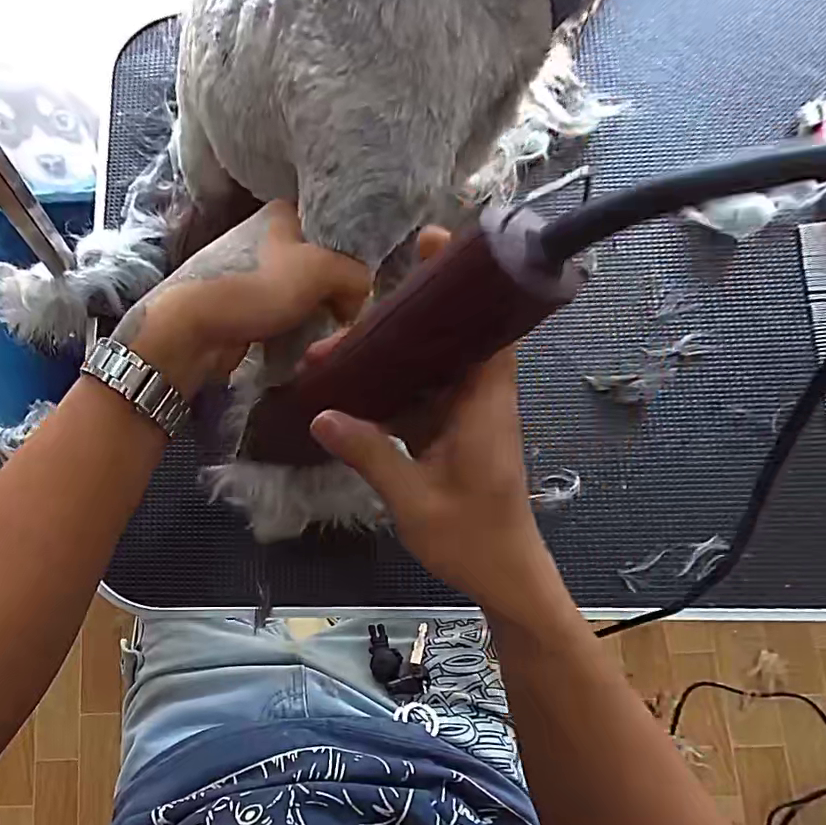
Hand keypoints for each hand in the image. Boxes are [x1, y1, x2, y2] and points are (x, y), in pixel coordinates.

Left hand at [110, 201, 371, 393]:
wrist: (192, 328)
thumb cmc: (256, 287)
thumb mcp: (322, 269)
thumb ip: (357, 275)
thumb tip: (360, 299)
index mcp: (285, 211)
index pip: (339, 230)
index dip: (355, 262)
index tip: (360, 294)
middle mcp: (269, 237)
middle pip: (324, 268)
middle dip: (336, 300)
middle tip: (340, 326)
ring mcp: (254, 274)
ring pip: (305, 298)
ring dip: (316, 323)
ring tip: (318, 344)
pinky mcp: (244, 308)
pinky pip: (284, 320)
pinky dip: (294, 335)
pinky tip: (298, 351)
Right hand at [307, 231, 563, 617]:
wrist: (503, 577)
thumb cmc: (471, 540)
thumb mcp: (413, 499)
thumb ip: (370, 454)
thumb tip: (322, 417)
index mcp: (483, 407)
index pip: (484, 328)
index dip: (464, 285)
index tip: (433, 248)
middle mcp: (480, 404)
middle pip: (450, 343)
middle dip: (406, 322)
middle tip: (354, 318)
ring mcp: (468, 422)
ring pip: (433, 373)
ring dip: (395, 360)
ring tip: (343, 351)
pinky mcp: (456, 440)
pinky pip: (425, 402)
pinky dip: (396, 393)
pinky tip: (359, 392)